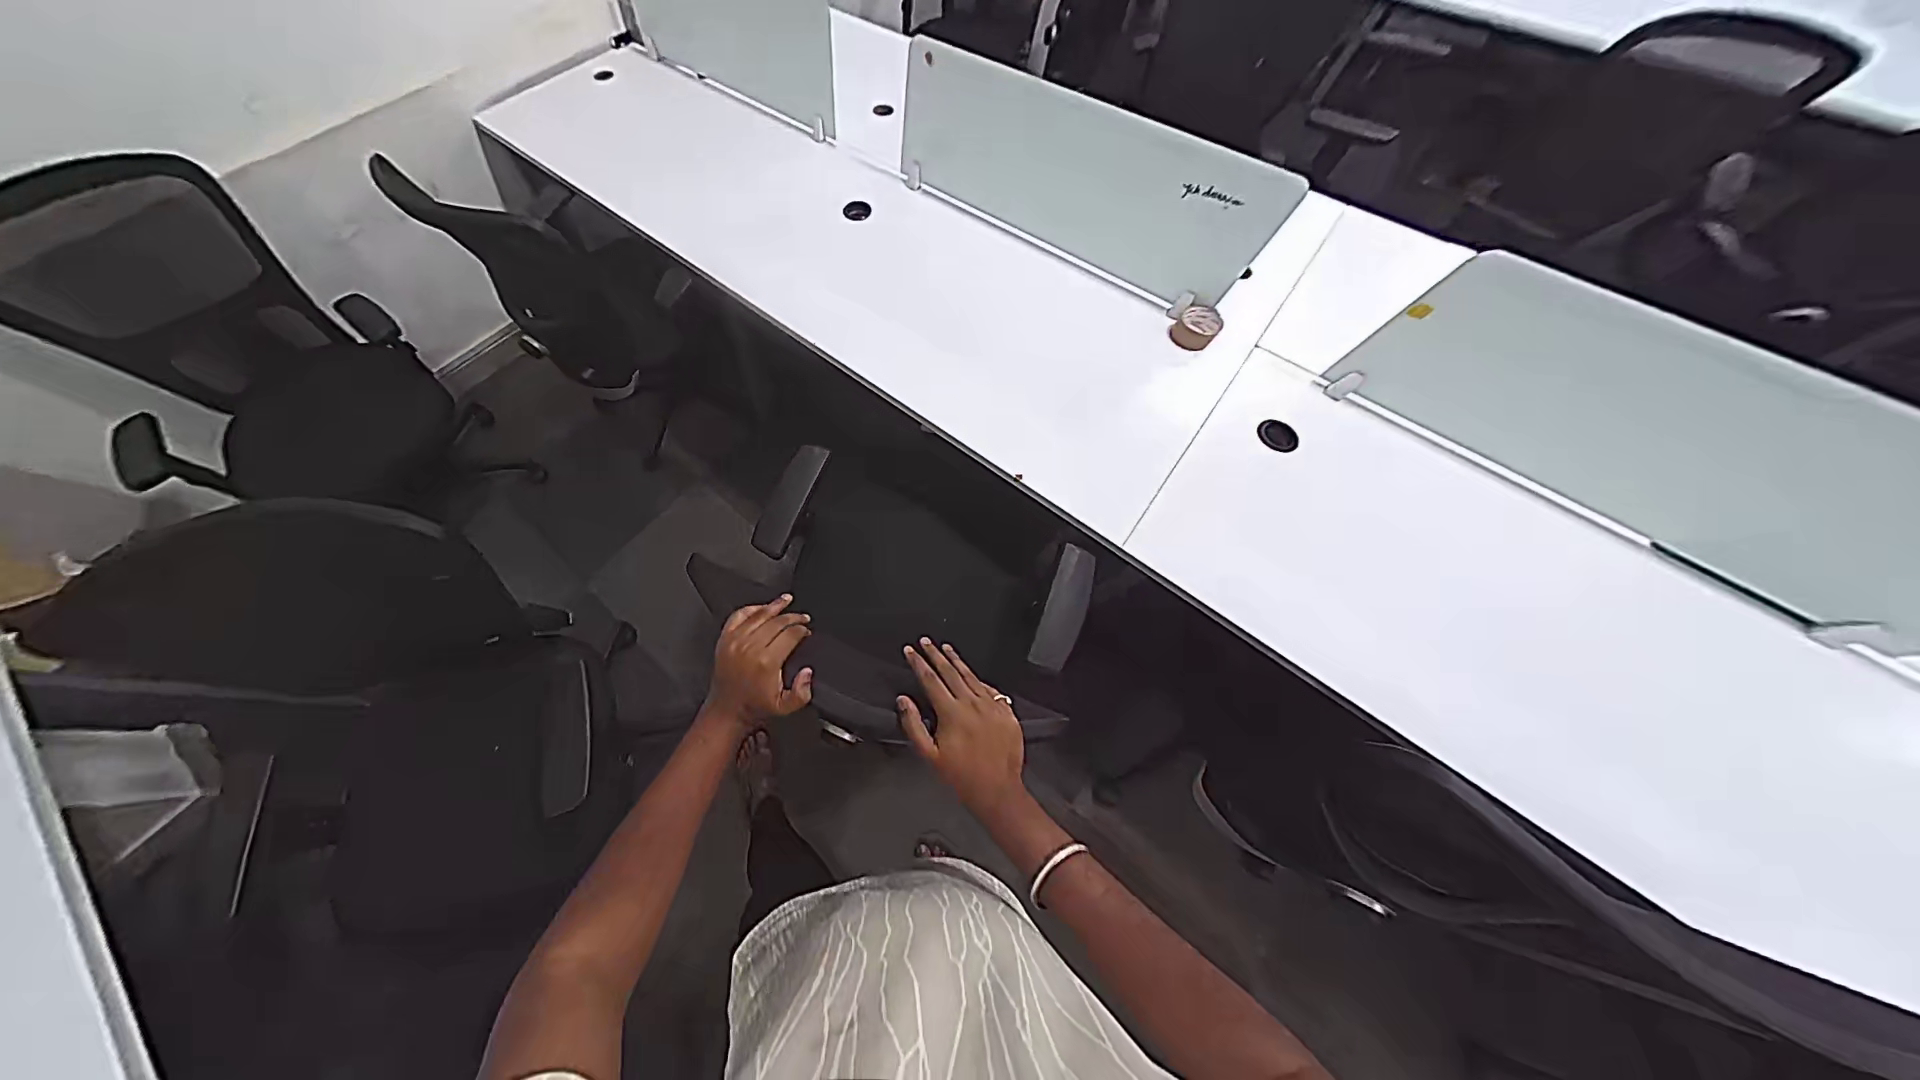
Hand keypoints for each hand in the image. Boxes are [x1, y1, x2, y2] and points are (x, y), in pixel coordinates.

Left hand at [704, 595, 813, 730]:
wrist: (727, 709)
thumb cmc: (754, 705)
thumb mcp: (786, 707)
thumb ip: (802, 692)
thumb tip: (808, 672)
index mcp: (767, 662)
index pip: (790, 634)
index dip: (802, 629)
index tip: (807, 630)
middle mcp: (750, 648)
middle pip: (778, 621)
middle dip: (794, 616)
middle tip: (803, 617)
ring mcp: (735, 641)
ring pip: (759, 614)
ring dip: (775, 606)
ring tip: (787, 600)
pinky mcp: (725, 639)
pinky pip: (739, 616)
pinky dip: (751, 608)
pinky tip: (761, 607)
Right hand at [897, 640, 1026, 815]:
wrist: (997, 789)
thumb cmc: (962, 776)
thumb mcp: (929, 755)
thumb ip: (913, 724)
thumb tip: (904, 701)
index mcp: (952, 713)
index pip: (931, 680)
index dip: (919, 663)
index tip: (911, 651)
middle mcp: (973, 704)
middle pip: (951, 671)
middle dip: (935, 654)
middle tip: (926, 642)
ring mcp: (992, 706)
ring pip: (971, 676)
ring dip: (957, 661)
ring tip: (947, 648)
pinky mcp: (1006, 712)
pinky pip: (991, 689)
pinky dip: (978, 678)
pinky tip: (973, 674)